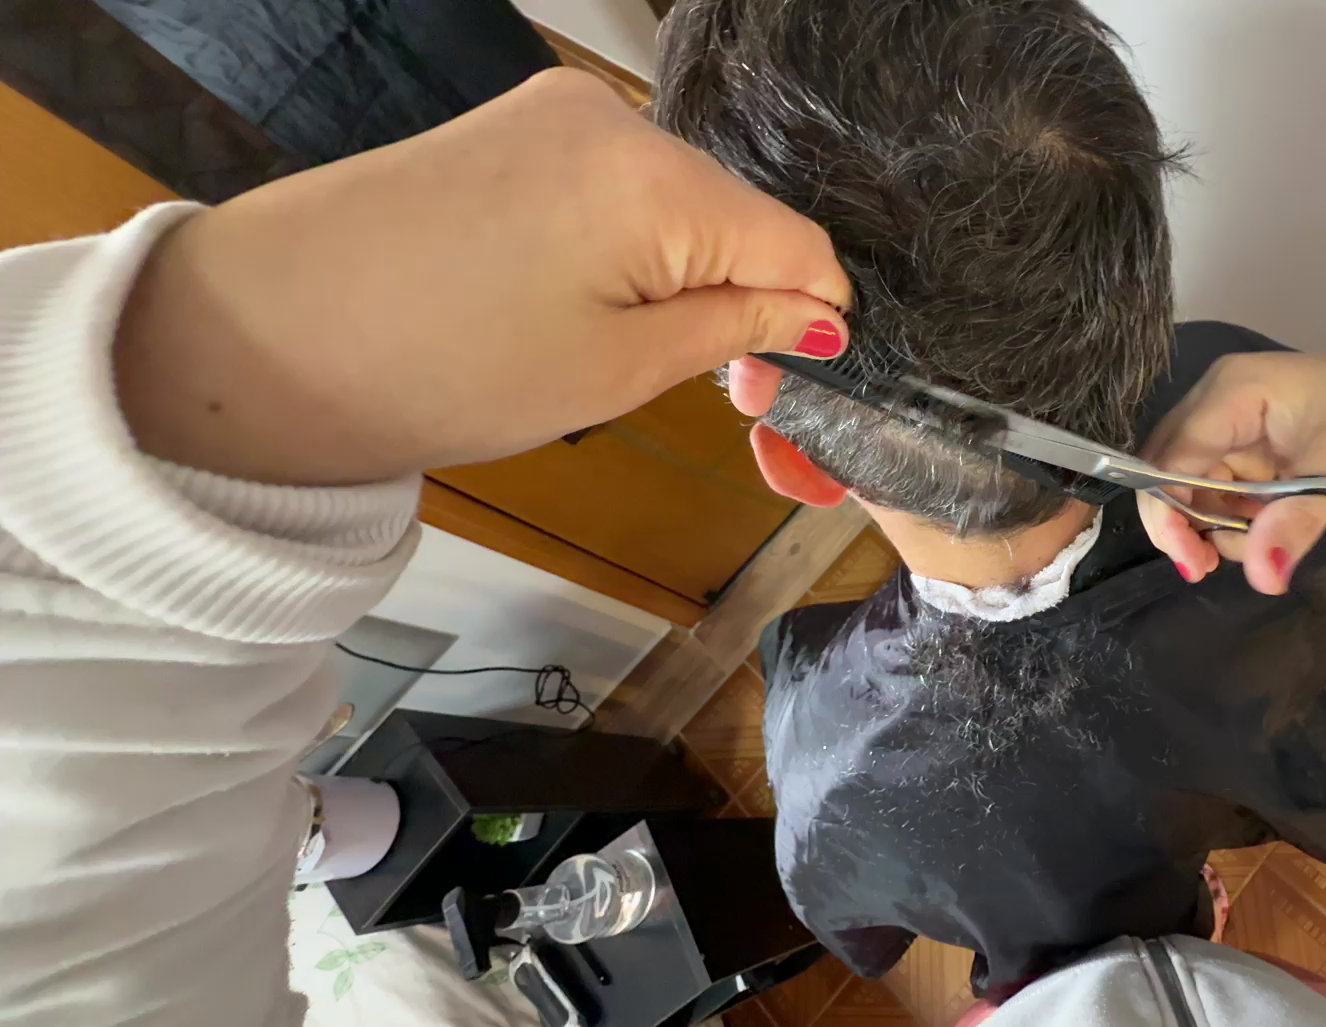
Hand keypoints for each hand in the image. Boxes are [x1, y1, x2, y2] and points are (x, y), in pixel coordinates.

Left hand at [113, 69, 850, 486]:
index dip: (816, 312)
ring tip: (656, 342)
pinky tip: (611, 292)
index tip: (793, 375)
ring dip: (700, 273)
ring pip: (692, 202)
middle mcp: (619, 119)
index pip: (797, 242)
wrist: (265, 338)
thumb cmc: (463, 374)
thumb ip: (740, 328)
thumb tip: (827, 321)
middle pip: (745, 216)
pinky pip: (634, 187)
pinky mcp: (526, 126)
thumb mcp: (627, 367)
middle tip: (726, 381)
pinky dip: (649, 245)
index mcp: (656, 182)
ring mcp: (565, 112)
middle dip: (755, 294)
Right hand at [1137, 350, 1325, 593]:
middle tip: (1203, 567)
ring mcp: (1217, 417)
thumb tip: (1264, 580)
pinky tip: (1254, 523)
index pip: (1172, 456)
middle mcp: (1212, 399)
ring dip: (1205, 522)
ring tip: (1252, 542)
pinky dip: (1221, 513)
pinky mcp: (1228, 437)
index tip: (1190, 563)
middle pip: (1164, 468)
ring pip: (1180, 480)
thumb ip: (1294, 524)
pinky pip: (1203, 482)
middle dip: (1180, 522)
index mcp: (1233, 392)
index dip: (1168, 512)